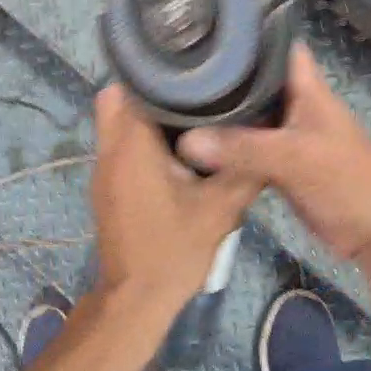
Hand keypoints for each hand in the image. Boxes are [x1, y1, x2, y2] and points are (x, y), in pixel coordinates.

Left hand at [89, 85, 263, 308]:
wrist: (136, 298)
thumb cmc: (174, 249)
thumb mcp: (220, 209)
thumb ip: (244, 170)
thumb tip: (266, 134)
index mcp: (131, 143)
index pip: (136, 86)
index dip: (166, 75)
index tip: (196, 72)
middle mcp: (110, 147)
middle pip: (118, 97)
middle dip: (151, 90)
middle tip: (191, 93)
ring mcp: (103, 167)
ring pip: (115, 121)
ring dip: (145, 115)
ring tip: (188, 115)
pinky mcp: (107, 184)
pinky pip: (118, 143)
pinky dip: (140, 138)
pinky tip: (176, 149)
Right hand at [177, 45, 370, 261]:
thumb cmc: (348, 182)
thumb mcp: (294, 158)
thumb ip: (241, 148)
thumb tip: (184, 141)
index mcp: (306, 89)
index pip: (276, 45)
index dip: (246, 31)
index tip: (204, 25)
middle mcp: (294, 105)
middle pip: (253, 80)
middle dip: (219, 72)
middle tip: (173, 63)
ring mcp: (285, 136)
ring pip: (246, 115)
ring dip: (217, 111)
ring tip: (172, 95)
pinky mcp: (278, 165)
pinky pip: (244, 148)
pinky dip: (222, 145)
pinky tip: (189, 139)